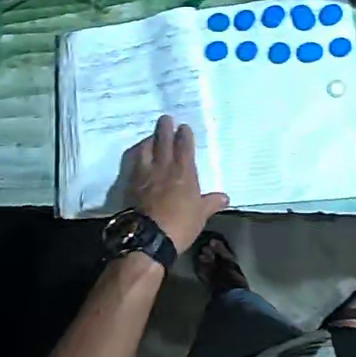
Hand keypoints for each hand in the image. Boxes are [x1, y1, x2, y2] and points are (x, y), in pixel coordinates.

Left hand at [125, 115, 228, 252]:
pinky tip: (138, 155)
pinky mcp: (130, 184)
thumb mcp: (200, 215)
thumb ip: (211, 203)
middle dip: (165, 129)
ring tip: (151, 136)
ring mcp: (145, 174)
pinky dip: (137, 155)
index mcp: (184, 173)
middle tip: (165, 118)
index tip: (183, 127)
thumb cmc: (180, 225)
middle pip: (164, 142)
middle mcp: (164, 168)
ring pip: (146, 149)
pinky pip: (133, 163)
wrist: (148, 237)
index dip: (184, 135)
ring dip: (149, 140)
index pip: (184, 147)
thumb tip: (225, 197)